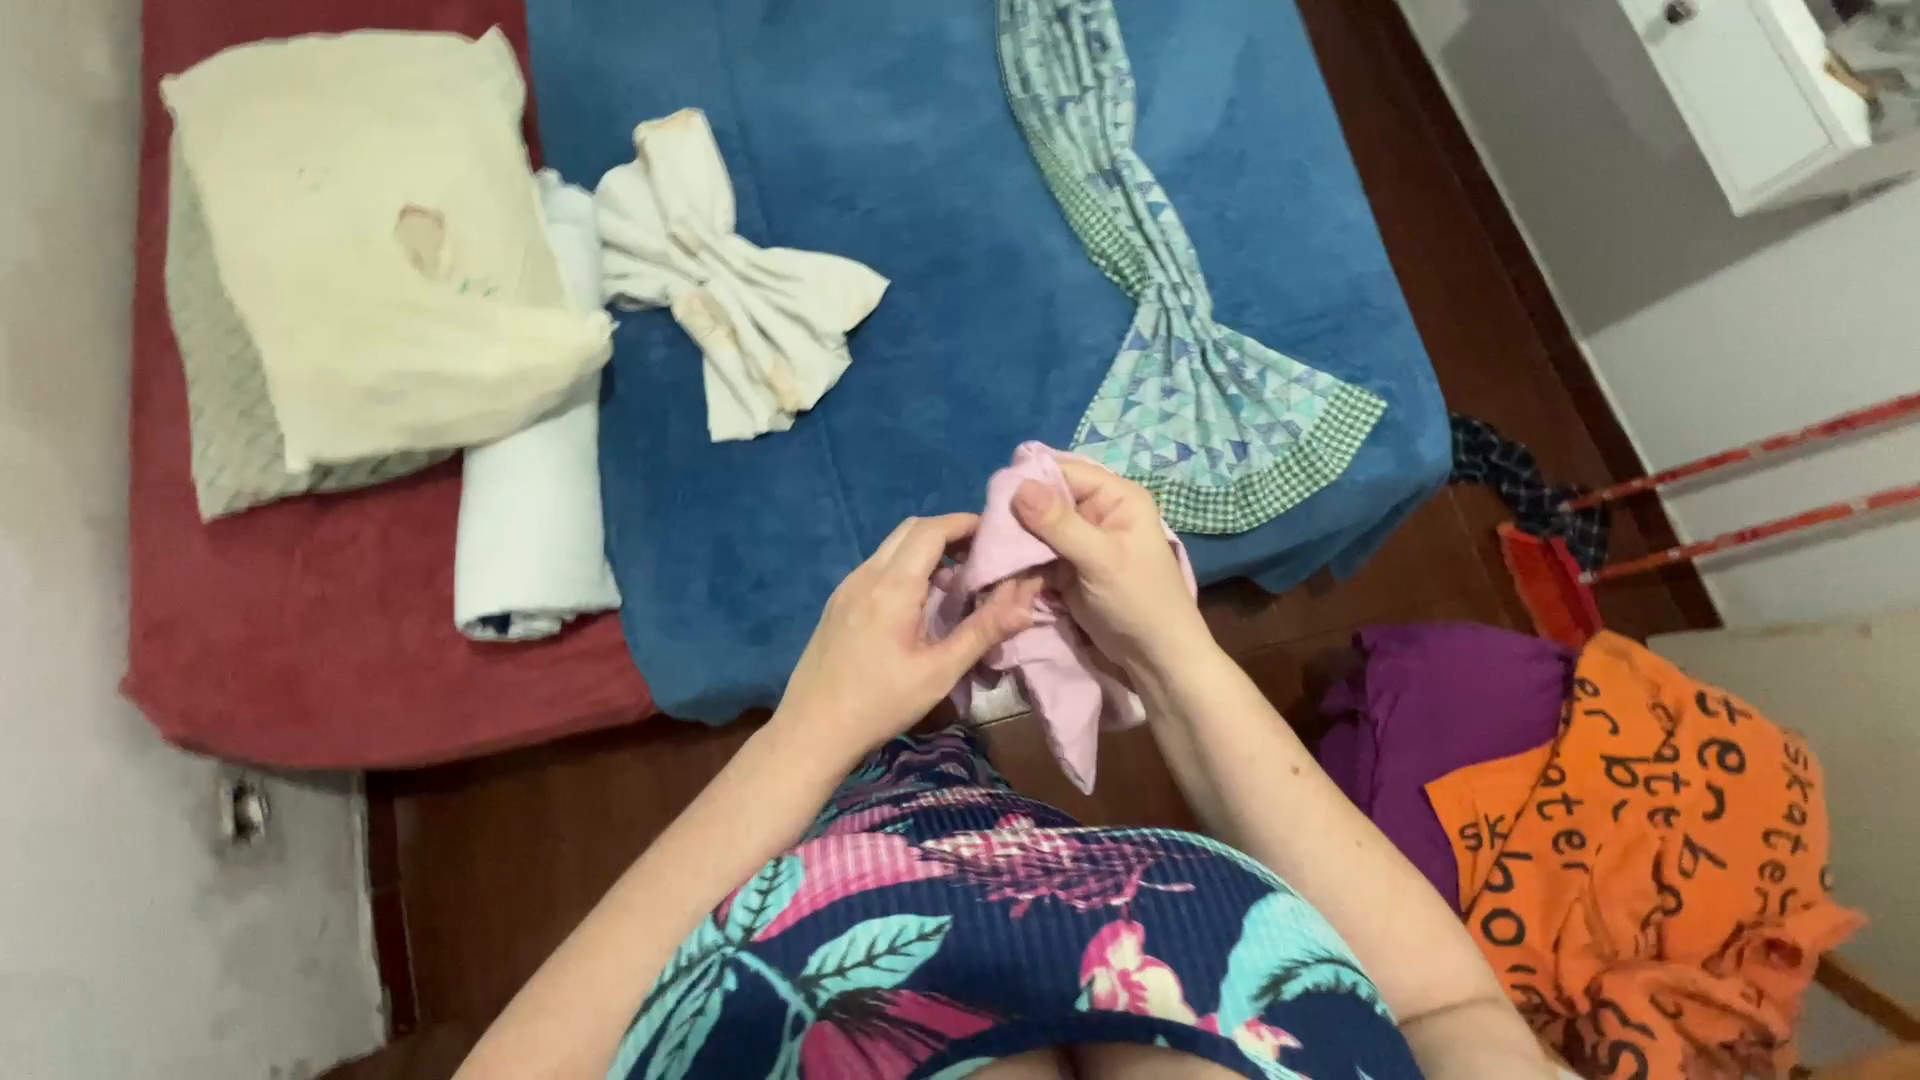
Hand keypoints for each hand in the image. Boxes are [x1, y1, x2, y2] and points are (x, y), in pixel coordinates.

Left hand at [775, 513, 1037, 762]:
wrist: (811, 730)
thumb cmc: (879, 704)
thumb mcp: (938, 673)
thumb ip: (982, 632)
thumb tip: (1026, 604)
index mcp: (893, 586)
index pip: (932, 530)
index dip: (966, 523)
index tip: (996, 535)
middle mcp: (867, 575)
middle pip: (911, 530)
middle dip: (949, 533)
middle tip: (982, 556)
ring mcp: (848, 586)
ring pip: (892, 547)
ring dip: (927, 551)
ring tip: (958, 582)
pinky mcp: (838, 602)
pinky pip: (878, 567)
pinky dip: (906, 567)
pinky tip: (921, 604)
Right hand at [1011, 459, 1210, 677]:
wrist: (1154, 657)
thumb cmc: (1139, 601)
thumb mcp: (1100, 559)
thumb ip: (1059, 523)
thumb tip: (1018, 486)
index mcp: (1116, 497)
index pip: (1064, 472)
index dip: (1030, 480)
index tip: (995, 498)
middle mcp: (1097, 511)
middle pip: (1047, 498)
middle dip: (1019, 514)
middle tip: (989, 529)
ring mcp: (1080, 540)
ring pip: (1037, 528)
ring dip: (1016, 540)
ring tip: (991, 550)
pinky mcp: (1067, 566)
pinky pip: (1037, 553)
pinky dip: (1021, 561)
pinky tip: (1002, 568)